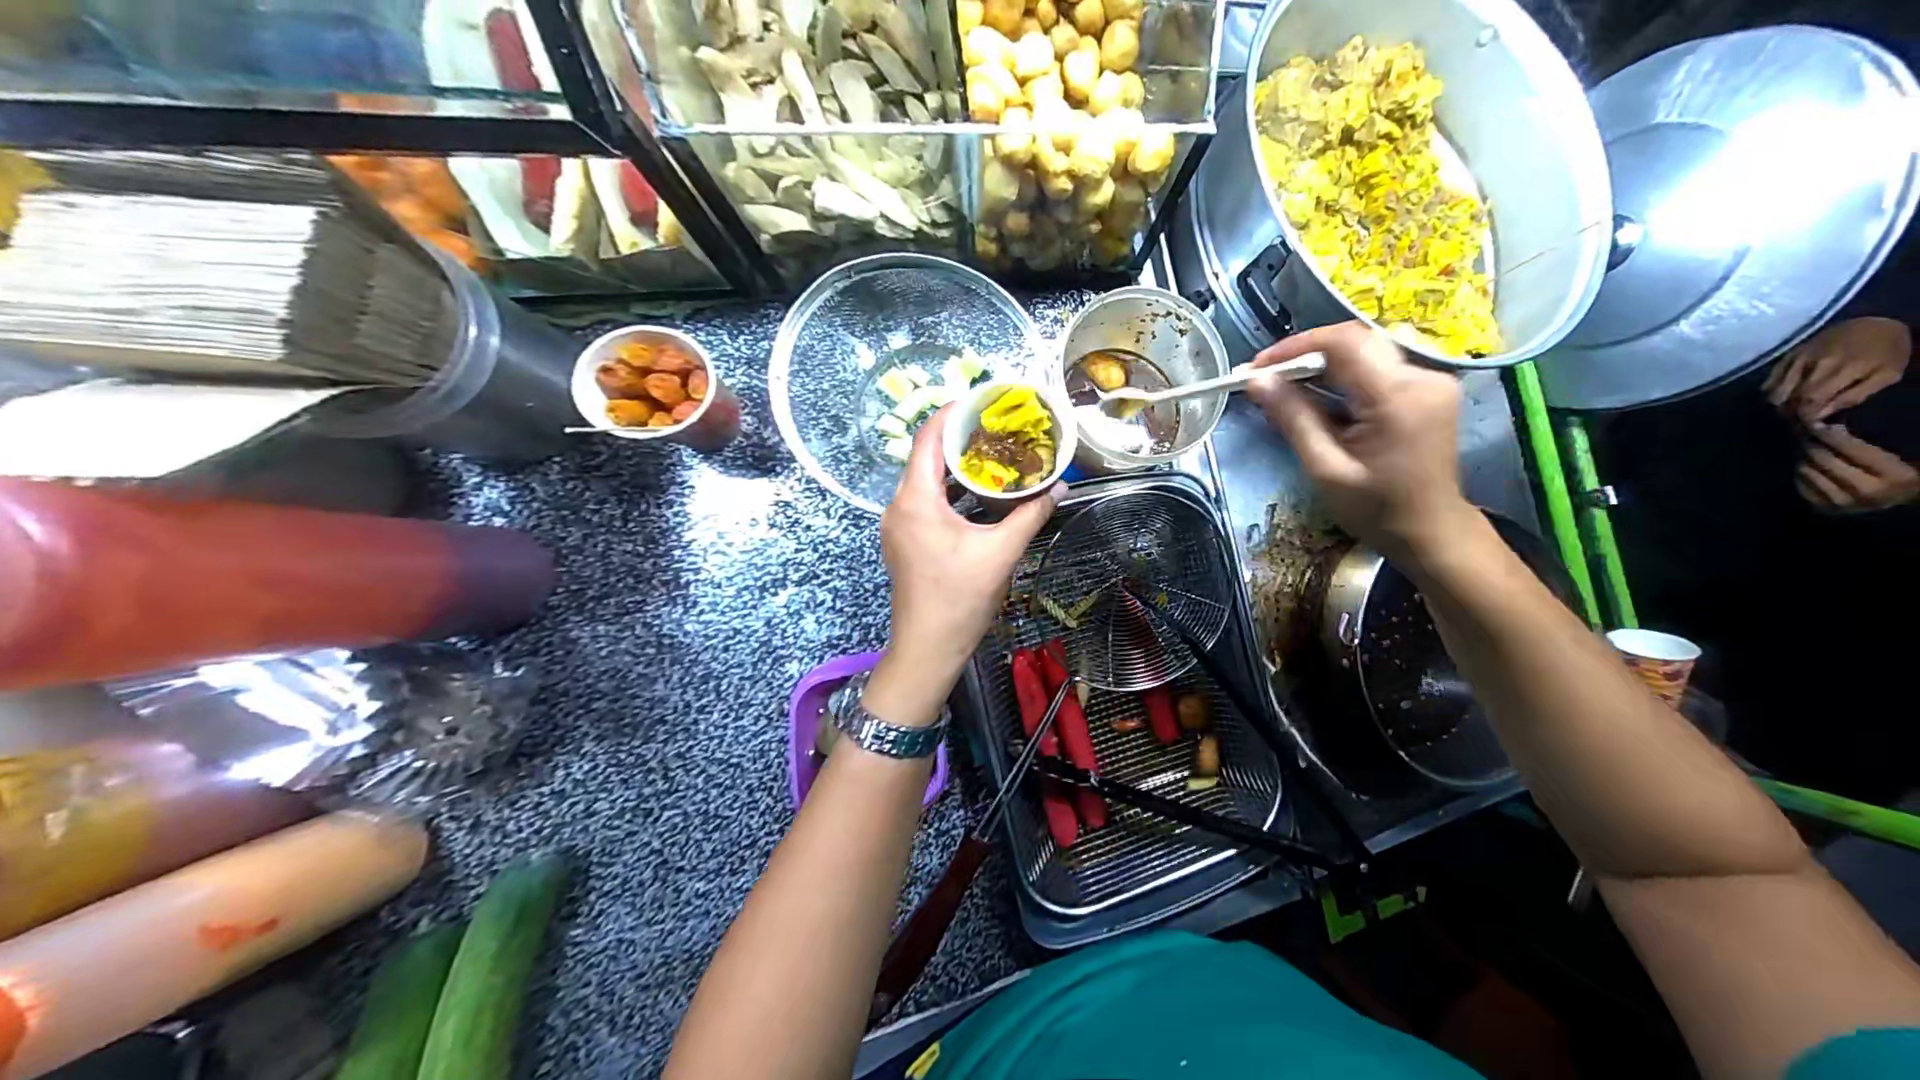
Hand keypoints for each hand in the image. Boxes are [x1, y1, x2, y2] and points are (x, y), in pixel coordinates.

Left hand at [873, 407, 1059, 718]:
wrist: (927, 648)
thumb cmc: (959, 600)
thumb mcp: (1001, 553)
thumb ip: (1030, 515)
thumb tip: (1060, 487)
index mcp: (916, 500)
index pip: (927, 439)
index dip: (952, 414)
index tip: (981, 400)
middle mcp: (899, 506)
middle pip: (925, 457)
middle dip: (959, 438)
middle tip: (996, 426)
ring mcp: (898, 525)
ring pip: (925, 480)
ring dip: (955, 466)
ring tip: (993, 454)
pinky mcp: (904, 540)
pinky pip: (924, 501)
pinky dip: (949, 490)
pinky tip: (978, 493)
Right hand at [1243, 321, 1475, 559]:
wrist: (1431, 532)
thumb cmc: (1375, 509)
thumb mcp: (1324, 468)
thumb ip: (1293, 418)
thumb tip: (1257, 381)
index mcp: (1399, 398)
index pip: (1345, 343)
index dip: (1296, 346)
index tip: (1258, 367)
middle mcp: (1422, 378)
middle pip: (1355, 343)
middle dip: (1305, 354)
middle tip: (1266, 378)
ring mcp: (1429, 382)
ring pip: (1364, 354)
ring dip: (1321, 367)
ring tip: (1285, 390)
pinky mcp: (1427, 391)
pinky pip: (1376, 370)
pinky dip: (1341, 379)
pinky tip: (1317, 400)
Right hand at [1763, 317, 1911, 423]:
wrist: (1876, 324)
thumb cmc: (1887, 352)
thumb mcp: (1887, 375)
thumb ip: (1856, 395)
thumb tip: (1822, 414)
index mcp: (1844, 368)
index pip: (1811, 399)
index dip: (1805, 415)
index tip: (1808, 424)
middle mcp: (1815, 362)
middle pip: (1789, 396)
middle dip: (1791, 411)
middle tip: (1798, 419)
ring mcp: (1799, 357)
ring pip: (1775, 389)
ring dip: (1779, 403)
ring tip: (1790, 409)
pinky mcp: (1789, 355)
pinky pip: (1770, 378)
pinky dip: (1772, 390)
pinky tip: (1784, 395)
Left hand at [1794, 422, 1919, 514]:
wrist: (1897, 502)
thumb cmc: (1905, 472)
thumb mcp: (1902, 454)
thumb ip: (1877, 441)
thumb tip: (1834, 424)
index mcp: (1898, 476)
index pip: (1853, 449)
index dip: (1831, 434)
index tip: (1819, 424)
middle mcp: (1867, 492)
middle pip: (1823, 459)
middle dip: (1814, 443)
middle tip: (1810, 434)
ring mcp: (1843, 503)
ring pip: (1805, 469)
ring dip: (1804, 456)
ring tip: (1811, 448)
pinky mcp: (1823, 508)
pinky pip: (1799, 482)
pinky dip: (1802, 469)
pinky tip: (1811, 464)